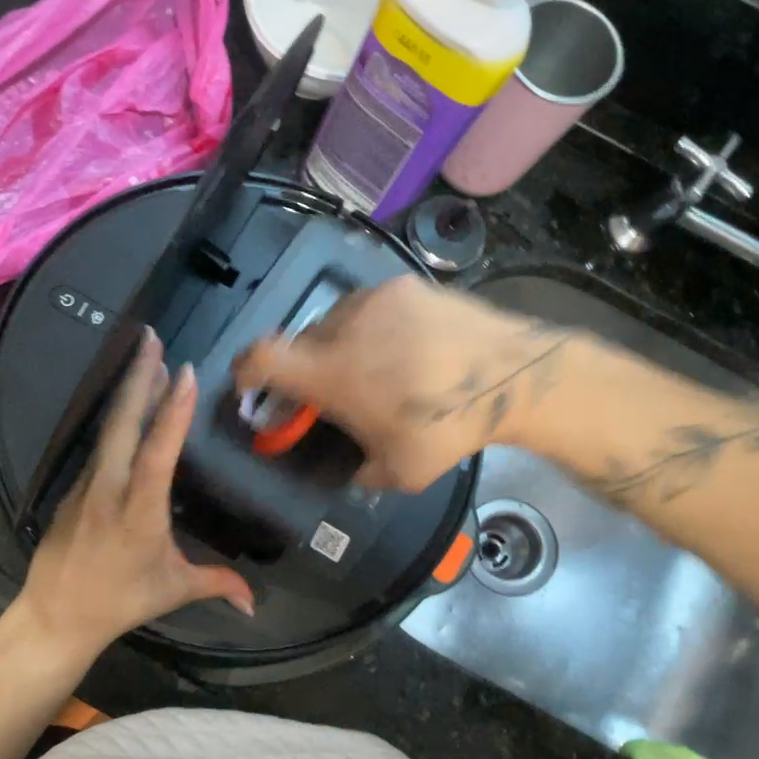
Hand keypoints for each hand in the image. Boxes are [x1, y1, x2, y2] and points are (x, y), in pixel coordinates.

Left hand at [16, 330, 255, 658]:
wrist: (55, 615)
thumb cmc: (119, 603)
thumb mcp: (172, 591)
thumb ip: (216, 584)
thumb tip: (255, 604)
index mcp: (139, 513)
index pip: (158, 453)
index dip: (173, 412)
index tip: (184, 372)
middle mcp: (109, 491)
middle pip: (122, 425)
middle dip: (138, 378)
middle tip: (152, 339)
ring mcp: (84, 487)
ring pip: (106, 432)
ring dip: (126, 395)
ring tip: (144, 361)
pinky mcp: (70, 491)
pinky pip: (96, 450)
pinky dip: (113, 424)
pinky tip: (126, 410)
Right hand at [234, 275, 588, 491]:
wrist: (515, 376)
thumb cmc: (449, 429)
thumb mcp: (398, 472)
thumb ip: (359, 471)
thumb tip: (352, 469)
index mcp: (331, 372)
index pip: (261, 357)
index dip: (243, 371)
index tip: (246, 386)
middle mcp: (343, 327)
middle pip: (298, 343)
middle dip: (301, 369)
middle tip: (324, 393)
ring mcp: (375, 300)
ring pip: (332, 323)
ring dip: (336, 347)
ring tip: (368, 371)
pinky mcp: (405, 285)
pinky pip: (368, 307)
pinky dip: (370, 329)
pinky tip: (399, 350)